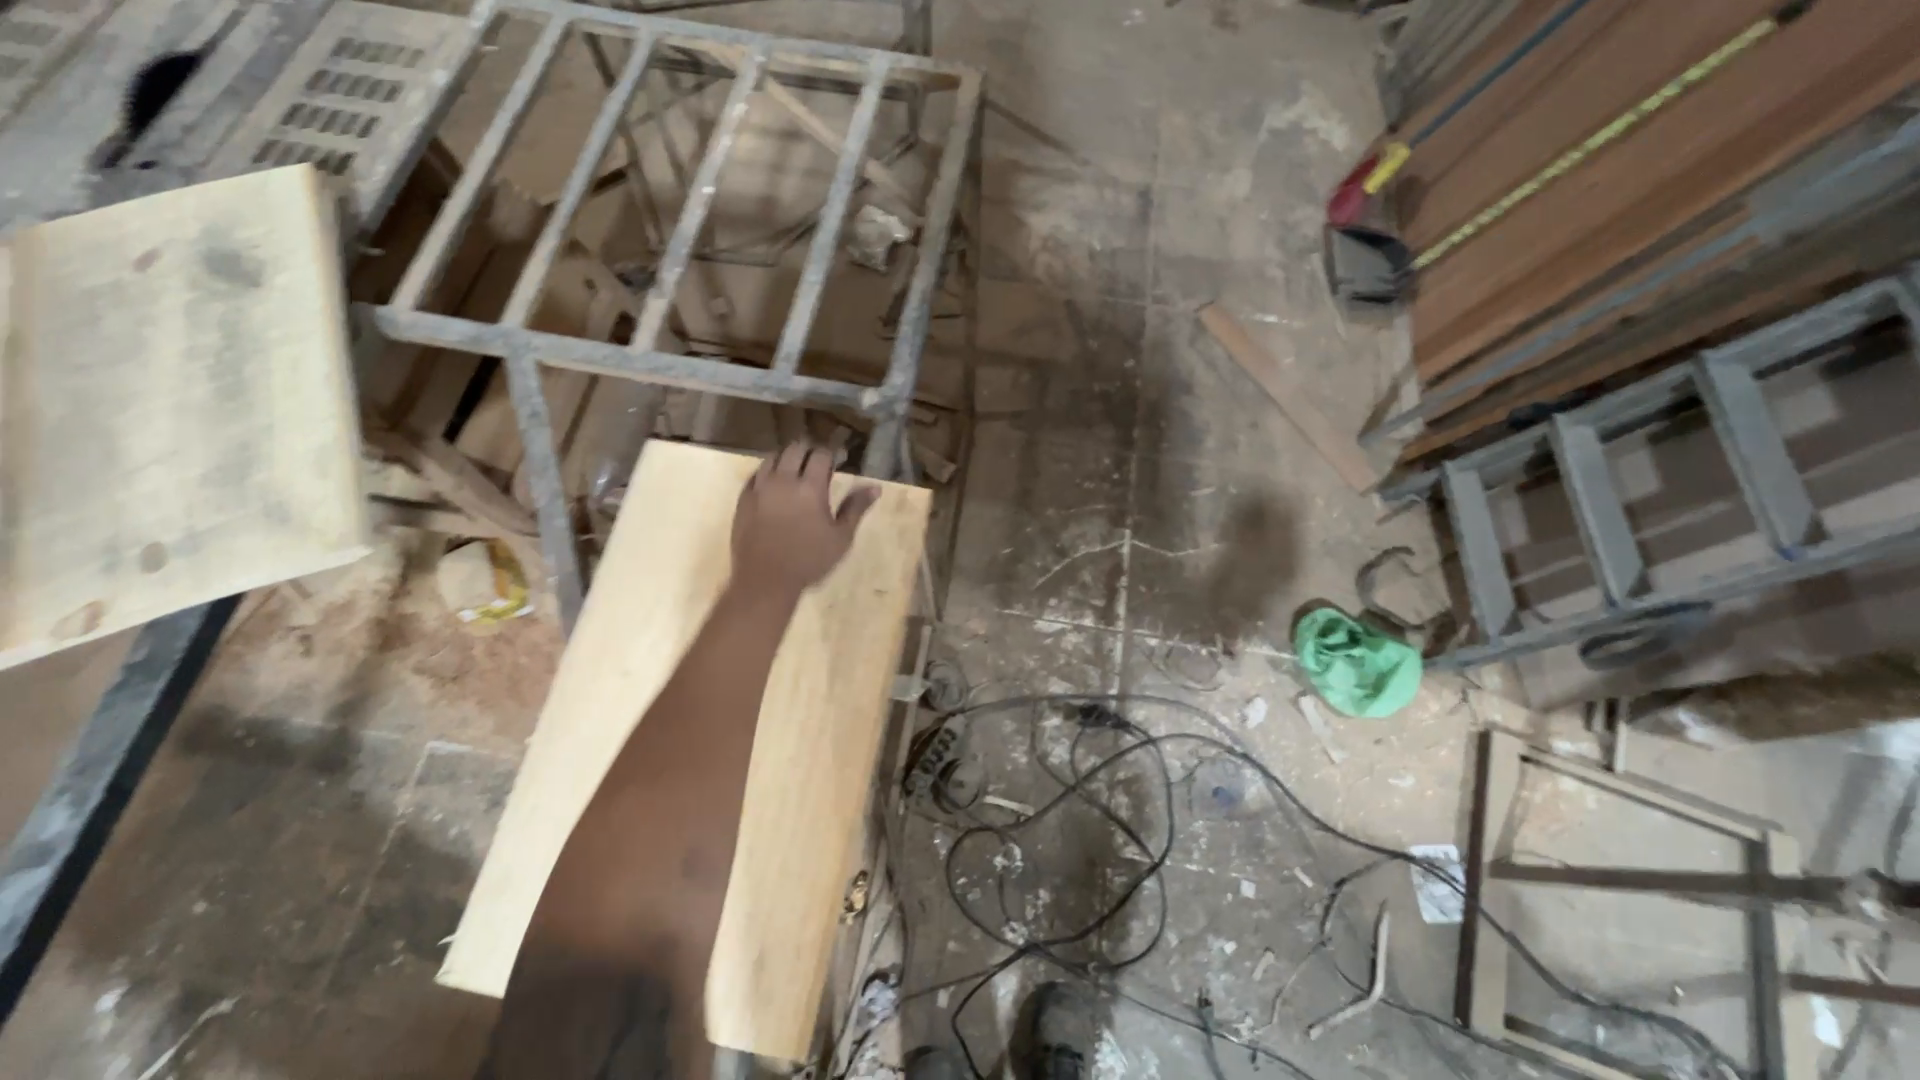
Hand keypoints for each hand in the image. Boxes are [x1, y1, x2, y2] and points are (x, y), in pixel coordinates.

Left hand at [730, 443, 878, 599]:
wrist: (765, 579)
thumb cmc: (809, 560)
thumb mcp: (841, 537)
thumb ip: (856, 508)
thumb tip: (875, 487)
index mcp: (810, 487)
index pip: (821, 454)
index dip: (831, 453)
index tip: (838, 459)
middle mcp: (783, 480)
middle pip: (795, 448)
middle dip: (808, 450)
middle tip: (817, 461)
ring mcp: (760, 488)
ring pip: (772, 457)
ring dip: (786, 458)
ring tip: (795, 469)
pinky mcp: (744, 499)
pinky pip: (755, 474)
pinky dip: (767, 472)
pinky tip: (773, 483)